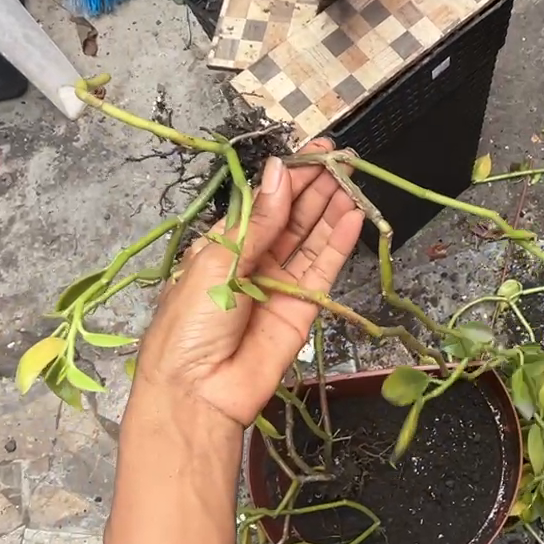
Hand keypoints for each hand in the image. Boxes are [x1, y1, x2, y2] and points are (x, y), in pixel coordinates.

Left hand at [133, 139, 364, 428]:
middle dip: (316, 187)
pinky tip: (354, 216)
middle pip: (293, 217)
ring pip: (312, 238)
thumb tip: (278, 174)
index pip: (265, 203)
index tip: (315, 151)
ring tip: (352, 180)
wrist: (199, 392)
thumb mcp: (218, 264)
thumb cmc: (190, 326)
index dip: (290, 177)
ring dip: (332, 209)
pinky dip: (340, 242)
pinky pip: (325, 268)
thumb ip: (257, 221)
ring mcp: (282, 283)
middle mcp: (256, 260)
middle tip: (341, 160)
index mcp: (226, 245)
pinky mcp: (304, 308)